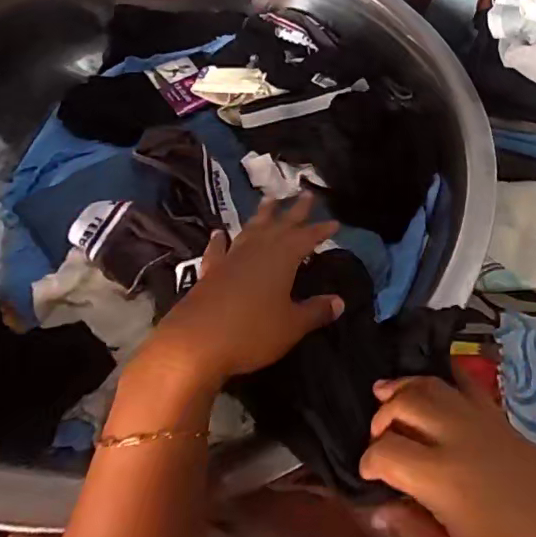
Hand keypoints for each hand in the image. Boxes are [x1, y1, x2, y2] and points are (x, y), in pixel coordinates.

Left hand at [133, 194, 342, 393]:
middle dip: (295, 210)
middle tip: (306, 193)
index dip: (321, 230)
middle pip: (280, 224)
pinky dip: (220, 240)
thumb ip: (316, 311)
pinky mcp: (210, 271)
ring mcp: (231, 257)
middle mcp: (257, 249)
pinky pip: (218, 249)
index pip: (307, 237)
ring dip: (262, 215)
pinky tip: (219, 233)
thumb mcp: (291, 325)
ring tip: (269, 200)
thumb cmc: (252, 332)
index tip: (334, 222)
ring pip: (251, 229)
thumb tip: (339, 301)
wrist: (195, 343)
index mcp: (282, 257)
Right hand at [360, 377, 535, 536]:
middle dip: (382, 413)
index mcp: (442, 477)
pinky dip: (445, 377)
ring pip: (434, 385)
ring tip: (385, 392)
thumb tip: (379, 508)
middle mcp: (458, 437)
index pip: (386, 451)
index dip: (367, 461)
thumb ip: (412, 531)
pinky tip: (436, 382)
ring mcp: (484, 422)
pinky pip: (468, 385)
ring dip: (406, 386)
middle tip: (376, 435)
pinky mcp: (504, 420)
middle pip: (406, 402)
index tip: (365, 475)